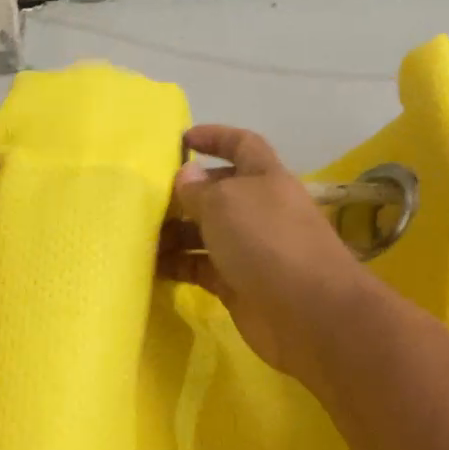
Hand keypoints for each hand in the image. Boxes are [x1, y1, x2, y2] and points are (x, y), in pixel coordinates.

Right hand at [158, 124, 372, 379]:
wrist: (307, 312)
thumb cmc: (267, 241)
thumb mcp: (225, 203)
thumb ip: (199, 190)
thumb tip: (186, 177)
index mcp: (265, 178)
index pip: (242, 145)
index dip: (215, 137)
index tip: (182, 140)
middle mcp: (260, 210)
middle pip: (218, 194)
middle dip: (185, 195)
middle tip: (147, 202)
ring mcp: (251, 250)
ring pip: (207, 234)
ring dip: (176, 234)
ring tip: (141, 240)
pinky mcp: (240, 285)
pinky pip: (203, 268)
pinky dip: (181, 266)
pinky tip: (154, 268)